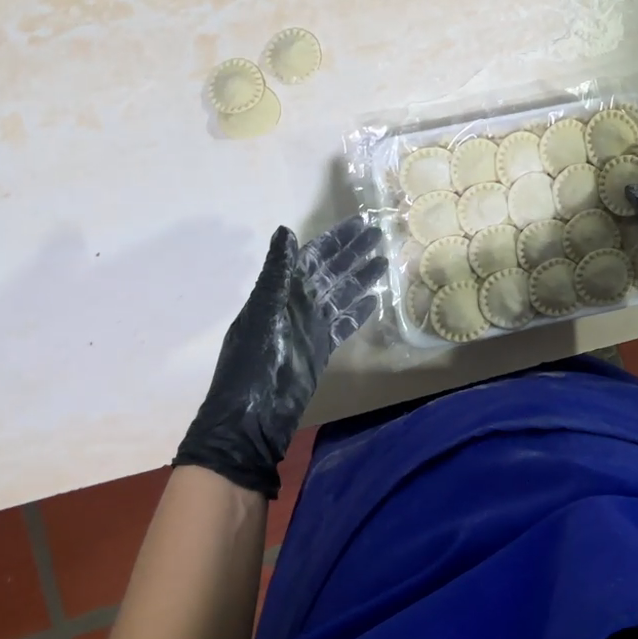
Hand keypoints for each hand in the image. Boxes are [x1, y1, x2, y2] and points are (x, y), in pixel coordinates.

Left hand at [172, 215, 386, 496]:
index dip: (336, 238)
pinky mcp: (321, 348)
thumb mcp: (264, 310)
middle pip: (332, 270)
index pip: (314, 254)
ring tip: (385, 262)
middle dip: (355, 253)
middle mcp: (297, 302)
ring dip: (361, 278)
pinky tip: (375, 301)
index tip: (361, 222)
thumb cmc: (254, 360)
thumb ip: (278, 271)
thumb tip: (286, 230)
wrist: (252, 416)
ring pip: (342, 294)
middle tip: (381, 235)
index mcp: (281, 289)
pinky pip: (343, 324)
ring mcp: (310, 325)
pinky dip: (358, 312)